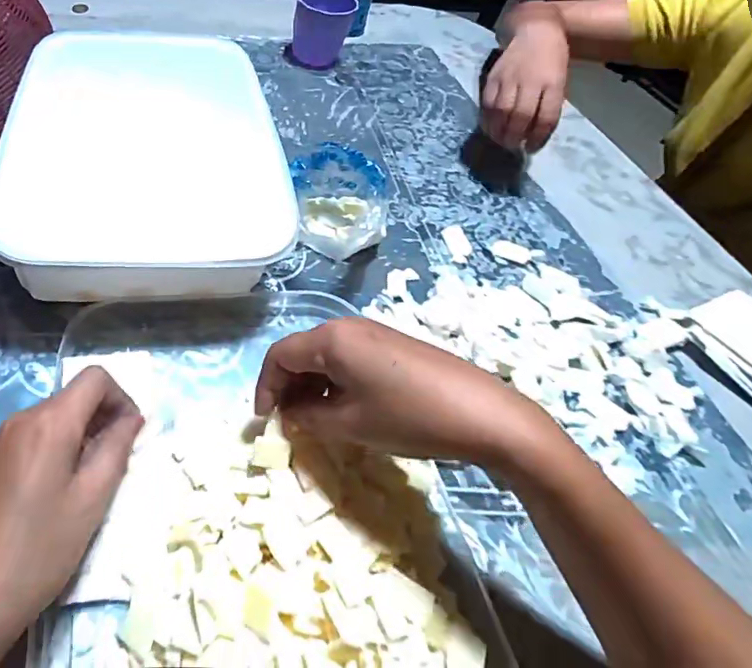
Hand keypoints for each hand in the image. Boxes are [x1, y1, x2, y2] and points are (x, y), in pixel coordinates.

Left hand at [0, 367, 143, 665]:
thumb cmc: (38, 551)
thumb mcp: (90, 502)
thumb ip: (116, 450)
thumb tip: (132, 418)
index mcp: (48, 421)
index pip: (95, 377)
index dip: (122, 398)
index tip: (132, 436)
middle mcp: (22, 417)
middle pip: (74, 396)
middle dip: (102, 419)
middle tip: (116, 465)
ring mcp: (1, 437)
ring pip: (54, 417)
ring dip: (80, 436)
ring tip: (88, 485)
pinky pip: (34, 436)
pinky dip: (56, 449)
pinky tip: (57, 493)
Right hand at [253, 317, 558, 472]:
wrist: (486, 414)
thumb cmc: (411, 417)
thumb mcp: (352, 425)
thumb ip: (309, 418)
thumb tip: (290, 415)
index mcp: (330, 339)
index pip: (279, 355)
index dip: (265, 387)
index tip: (265, 421)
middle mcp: (346, 326)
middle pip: (300, 352)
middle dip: (288, 387)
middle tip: (290, 423)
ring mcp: (372, 332)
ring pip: (324, 355)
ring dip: (312, 385)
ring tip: (317, 421)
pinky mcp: (391, 344)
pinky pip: (347, 357)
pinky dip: (335, 381)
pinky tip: (348, 409)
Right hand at [482, 4, 570, 151]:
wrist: (535, 31)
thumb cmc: (551, 58)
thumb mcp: (559, 80)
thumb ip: (548, 103)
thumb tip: (534, 129)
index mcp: (552, 84)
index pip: (545, 116)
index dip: (538, 136)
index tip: (532, 148)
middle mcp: (529, 82)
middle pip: (520, 116)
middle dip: (515, 136)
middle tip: (512, 148)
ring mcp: (508, 79)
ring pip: (501, 111)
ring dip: (498, 130)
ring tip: (498, 141)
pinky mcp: (492, 77)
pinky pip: (488, 102)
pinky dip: (487, 117)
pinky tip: (488, 126)